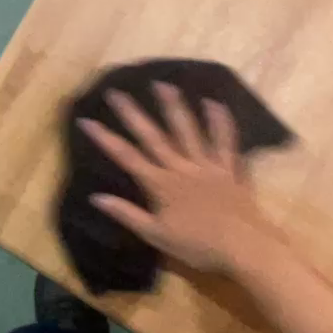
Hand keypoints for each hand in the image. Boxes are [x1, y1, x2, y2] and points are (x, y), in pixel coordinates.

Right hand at [78, 83, 287, 278]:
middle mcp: (180, 168)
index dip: (105, 138)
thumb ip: (127, 214)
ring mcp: (206, 165)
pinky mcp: (229, 169)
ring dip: (174, 106)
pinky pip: (225, 141)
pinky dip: (220, 122)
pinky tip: (214, 103)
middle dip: (132, 114)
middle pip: (152, 136)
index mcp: (160, 184)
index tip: (86, 120)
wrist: (245, 248)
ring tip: (162, 84)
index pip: (126, 157)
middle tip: (117, 92)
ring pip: (187, 130)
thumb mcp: (156, 235)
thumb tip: (96, 197)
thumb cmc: (198, 246)